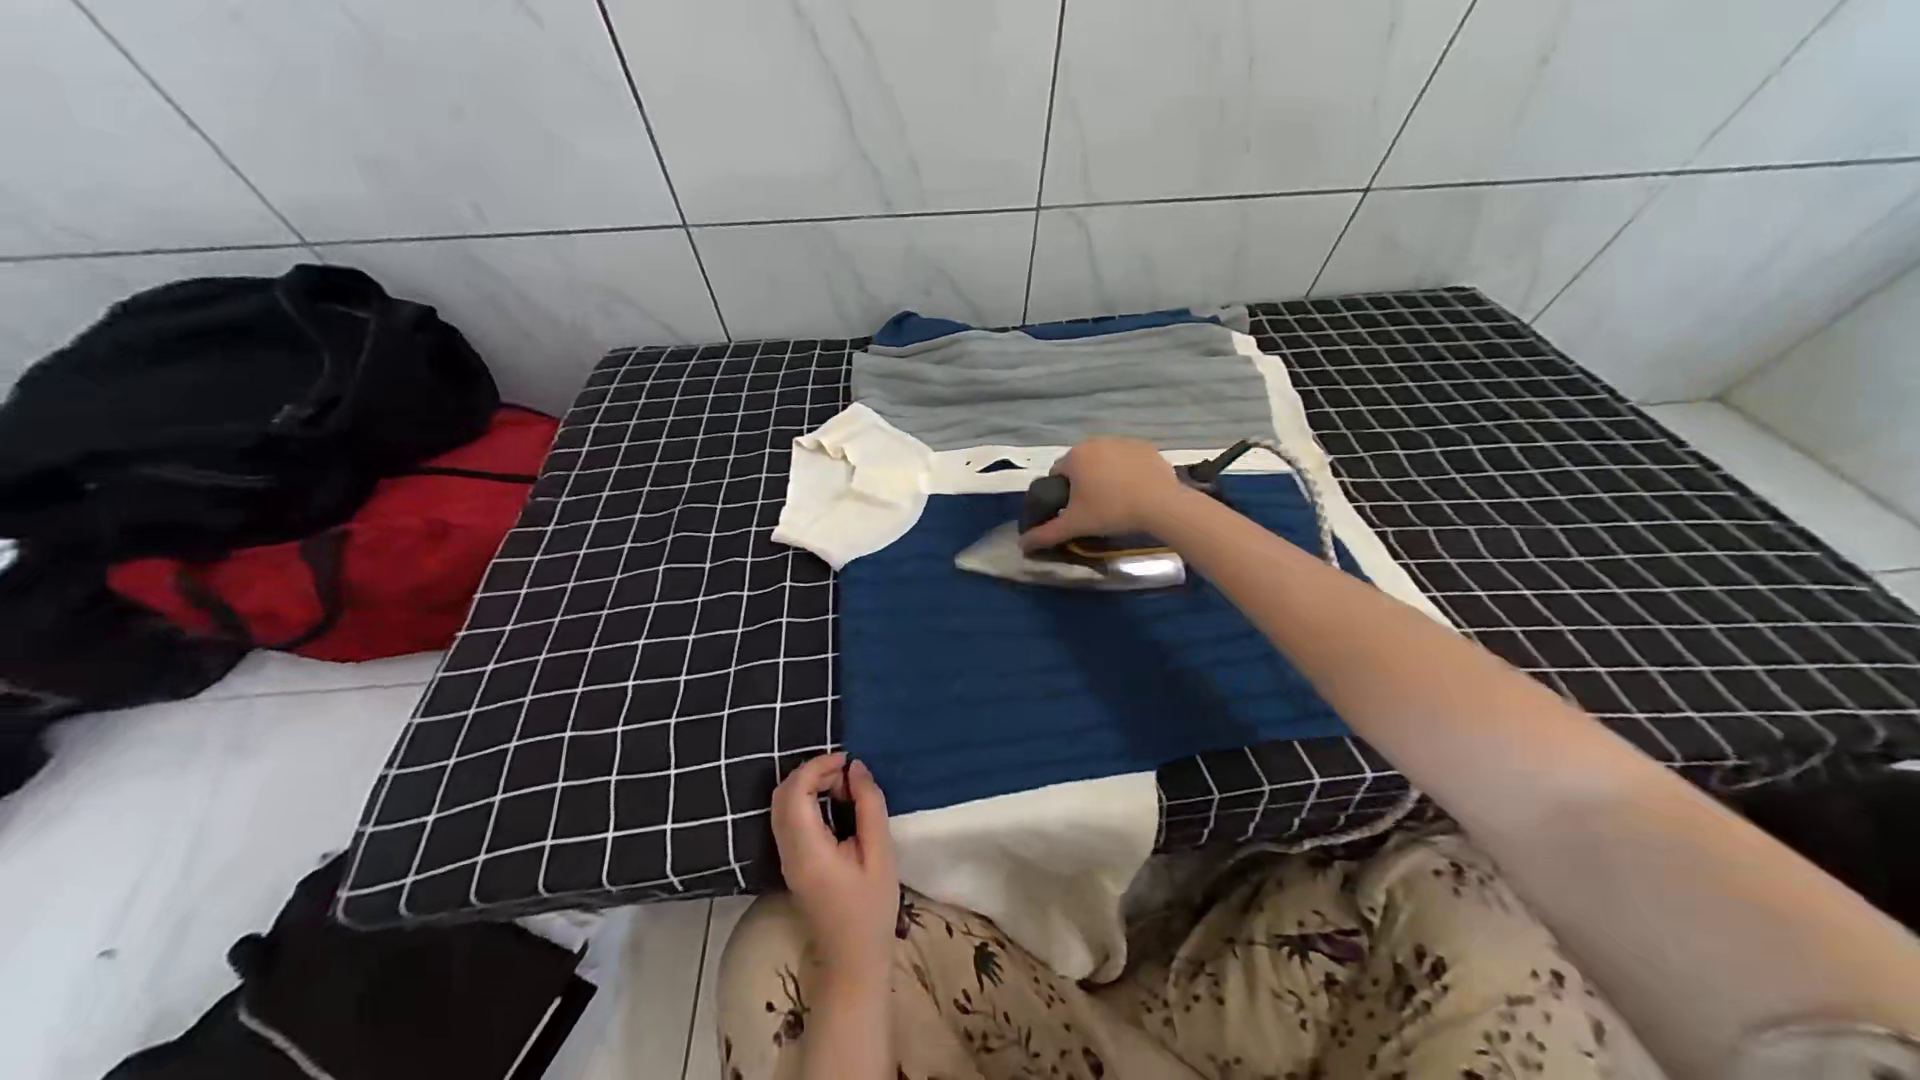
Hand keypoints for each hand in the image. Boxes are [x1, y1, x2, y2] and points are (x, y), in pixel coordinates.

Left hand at [770, 752, 898, 988]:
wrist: (853, 959)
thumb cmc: (872, 909)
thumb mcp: (881, 854)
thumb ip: (869, 807)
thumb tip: (856, 769)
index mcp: (807, 850)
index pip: (795, 793)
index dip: (817, 766)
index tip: (848, 761)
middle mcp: (787, 851)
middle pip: (781, 795)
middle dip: (811, 772)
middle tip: (847, 773)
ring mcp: (785, 858)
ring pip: (781, 805)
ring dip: (807, 784)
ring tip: (844, 786)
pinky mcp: (791, 862)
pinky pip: (787, 818)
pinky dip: (805, 799)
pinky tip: (833, 802)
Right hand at [1019, 436, 1186, 550]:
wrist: (1161, 505)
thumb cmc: (1111, 511)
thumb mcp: (1075, 525)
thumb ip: (1045, 534)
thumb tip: (1021, 545)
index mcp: (1075, 456)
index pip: (1058, 474)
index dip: (1062, 494)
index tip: (1075, 511)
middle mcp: (1096, 441)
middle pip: (1082, 465)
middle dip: (1085, 483)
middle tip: (1096, 509)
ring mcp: (1123, 441)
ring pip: (1106, 460)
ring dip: (1106, 476)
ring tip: (1118, 500)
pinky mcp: (1147, 446)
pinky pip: (1129, 459)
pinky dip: (1128, 472)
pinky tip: (1136, 491)